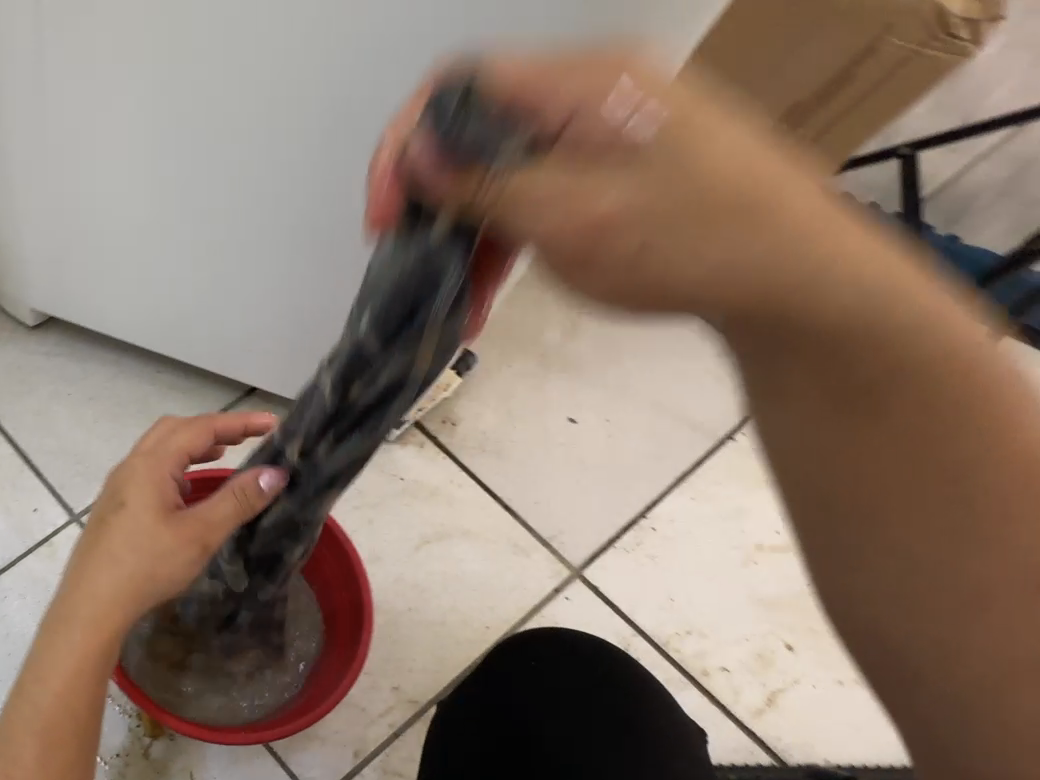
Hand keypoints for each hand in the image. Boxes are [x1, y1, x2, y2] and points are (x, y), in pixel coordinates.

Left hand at [59, 413, 286, 633]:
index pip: (200, 428)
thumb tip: (275, 473)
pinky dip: (175, 466)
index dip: (239, 422)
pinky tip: (187, 491)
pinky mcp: (114, 506)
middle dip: (213, 428)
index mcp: (151, 464)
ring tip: (223, 456)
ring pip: (158, 450)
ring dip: (192, 446)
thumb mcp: (199, 534)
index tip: (272, 423)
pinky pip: (148, 470)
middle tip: (247, 438)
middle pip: (174, 430)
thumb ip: (237, 500)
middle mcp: (130, 466)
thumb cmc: (147, 567)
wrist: (92, 603)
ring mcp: (118, 486)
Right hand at [367, 49, 856, 327]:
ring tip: (446, 300)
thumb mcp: (568, 216)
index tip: (382, 216)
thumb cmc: (685, 242)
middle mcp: (585, 97)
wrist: (790, 278)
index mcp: (580, 85)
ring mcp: (596, 136)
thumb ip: (483, 181)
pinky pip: (529, 198)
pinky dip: (497, 246)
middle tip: (402, 257)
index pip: (458, 85)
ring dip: (461, 236)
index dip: (403, 145)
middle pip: (470, 130)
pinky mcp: (604, 173)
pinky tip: (481, 300)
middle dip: (425, 197)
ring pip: (495, 173)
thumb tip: (412, 153)